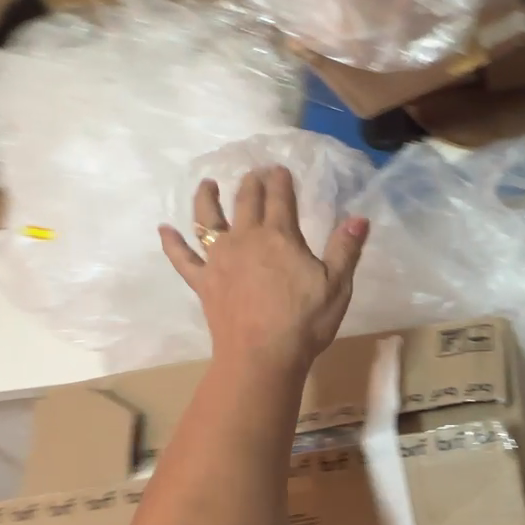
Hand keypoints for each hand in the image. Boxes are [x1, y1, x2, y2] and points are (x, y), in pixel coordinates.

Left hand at [159, 166, 367, 377]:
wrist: (263, 356)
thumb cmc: (305, 321)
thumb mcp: (337, 285)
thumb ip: (345, 249)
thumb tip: (359, 218)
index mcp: (280, 237)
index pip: (280, 199)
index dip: (281, 181)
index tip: (280, 169)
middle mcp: (245, 239)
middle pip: (245, 202)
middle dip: (250, 183)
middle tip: (254, 173)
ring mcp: (218, 259)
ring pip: (208, 220)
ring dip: (207, 199)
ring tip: (208, 185)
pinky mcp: (203, 281)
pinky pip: (182, 257)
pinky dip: (172, 242)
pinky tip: (164, 230)